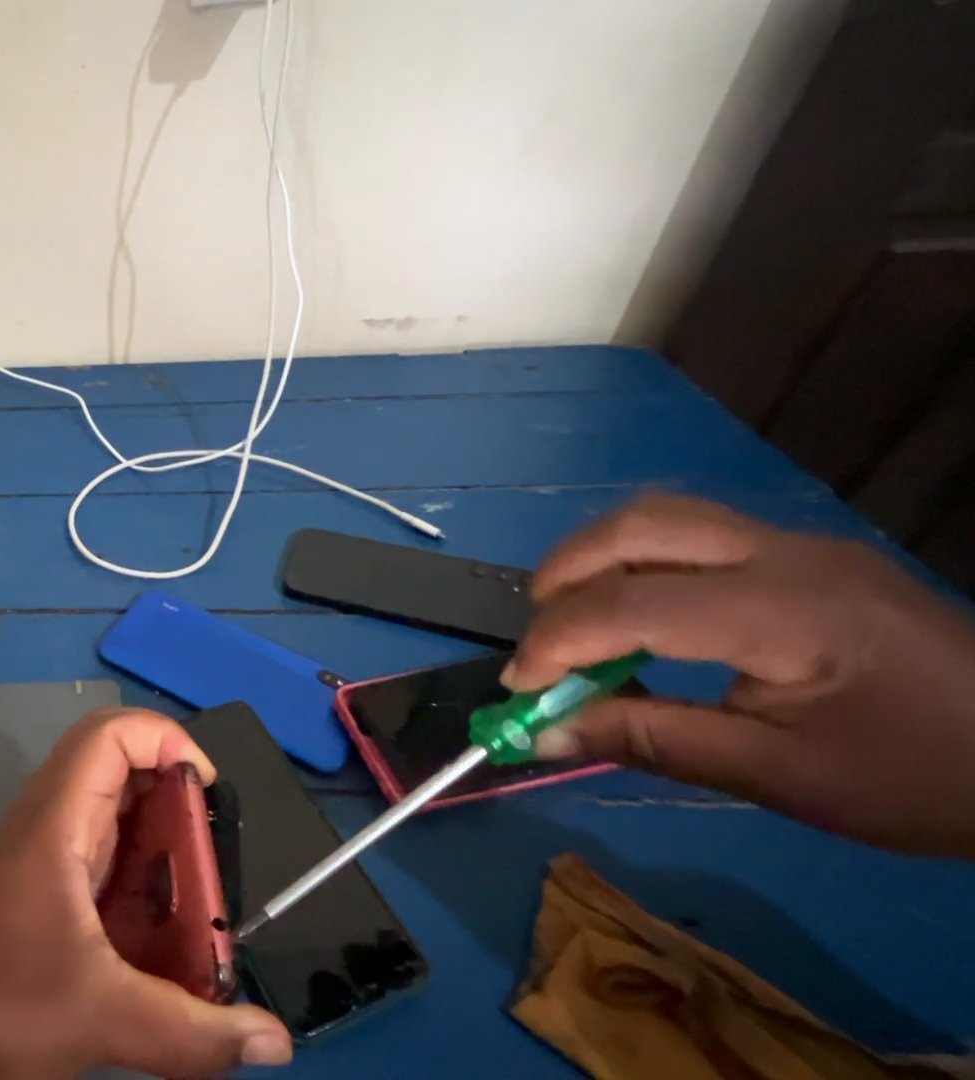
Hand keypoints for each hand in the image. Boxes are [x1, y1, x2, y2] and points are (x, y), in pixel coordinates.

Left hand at [0, 708, 291, 1078]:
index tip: (208, 789)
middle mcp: (51, 823)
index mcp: (56, 823)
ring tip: (201, 889)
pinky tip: (169, 927)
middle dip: (174, 793)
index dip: (164, 737)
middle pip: (115, 764)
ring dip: (162, 836)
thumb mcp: (104, 1018)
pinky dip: (145, 872)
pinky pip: (107, 853)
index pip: (108, 734)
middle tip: (213, 849)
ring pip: (113, 811)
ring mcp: (48, 854)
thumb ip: (194, 1032)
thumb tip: (277, 1041)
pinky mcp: (49, 887)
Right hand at [505, 495, 974, 856]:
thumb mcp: (778, 776)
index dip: (553, 645)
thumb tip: (543, 735)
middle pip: (635, 529)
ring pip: (657, 517)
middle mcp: (784, 554)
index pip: (627, 606)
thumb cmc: (922, 778)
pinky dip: (632, 563)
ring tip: (573, 621)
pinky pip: (688, 534)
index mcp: (784, 613)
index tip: (520, 692)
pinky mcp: (800, 553)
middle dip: (561, 581)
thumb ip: (648, 741)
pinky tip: (634, 615)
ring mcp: (795, 544)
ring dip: (593, 561)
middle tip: (539, 645)